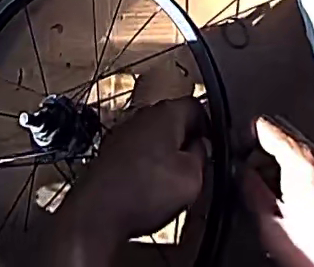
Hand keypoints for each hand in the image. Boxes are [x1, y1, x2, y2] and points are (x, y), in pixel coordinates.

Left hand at [49, 98, 207, 265]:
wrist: (101, 207)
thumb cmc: (147, 189)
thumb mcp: (191, 178)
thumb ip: (202, 156)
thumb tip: (201, 146)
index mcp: (167, 112)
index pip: (196, 106)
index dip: (208, 126)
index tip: (212, 147)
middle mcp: (145, 113)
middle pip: (175, 120)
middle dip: (186, 140)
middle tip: (194, 167)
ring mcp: (126, 129)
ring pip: (156, 134)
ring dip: (166, 152)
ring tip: (171, 180)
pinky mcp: (113, 147)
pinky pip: (139, 148)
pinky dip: (147, 161)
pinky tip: (149, 184)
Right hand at [243, 116, 313, 266]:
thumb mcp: (268, 221)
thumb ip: (248, 186)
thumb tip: (237, 170)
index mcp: (299, 155)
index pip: (261, 122)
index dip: (241, 136)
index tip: (233, 153)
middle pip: (278, 127)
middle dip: (258, 145)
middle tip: (244, 170)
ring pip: (291, 143)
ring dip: (273, 158)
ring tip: (263, 189)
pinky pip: (304, 160)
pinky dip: (288, 168)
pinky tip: (284, 198)